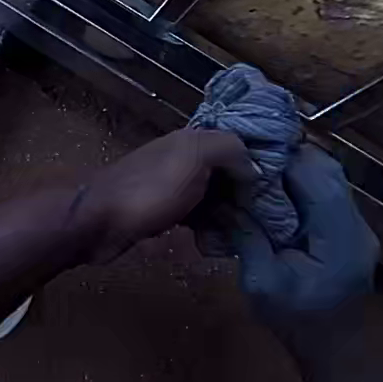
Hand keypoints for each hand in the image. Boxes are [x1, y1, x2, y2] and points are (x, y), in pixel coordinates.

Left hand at [71, 128, 256, 263]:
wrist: (100, 220)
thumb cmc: (151, 187)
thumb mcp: (195, 156)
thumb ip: (229, 149)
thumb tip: (254, 166)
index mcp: (192, 140)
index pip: (238, 144)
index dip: (259, 161)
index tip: (282, 185)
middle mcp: (184, 159)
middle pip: (228, 173)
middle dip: (248, 192)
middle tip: (271, 218)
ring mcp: (173, 187)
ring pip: (215, 197)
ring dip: (231, 213)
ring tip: (250, 233)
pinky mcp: (164, 213)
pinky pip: (197, 217)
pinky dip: (210, 227)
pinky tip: (220, 242)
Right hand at [224, 145, 377, 335]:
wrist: (334, 352)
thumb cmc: (297, 322)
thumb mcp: (262, 283)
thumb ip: (246, 238)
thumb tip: (222, 200)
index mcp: (339, 237)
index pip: (316, 177)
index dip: (282, 159)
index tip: (248, 154)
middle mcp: (357, 225)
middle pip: (327, 168)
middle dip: (288, 156)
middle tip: (250, 157)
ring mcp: (359, 226)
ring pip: (331, 175)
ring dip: (296, 166)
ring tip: (260, 168)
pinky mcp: (351, 228)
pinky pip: (329, 190)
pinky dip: (303, 181)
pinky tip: (276, 187)